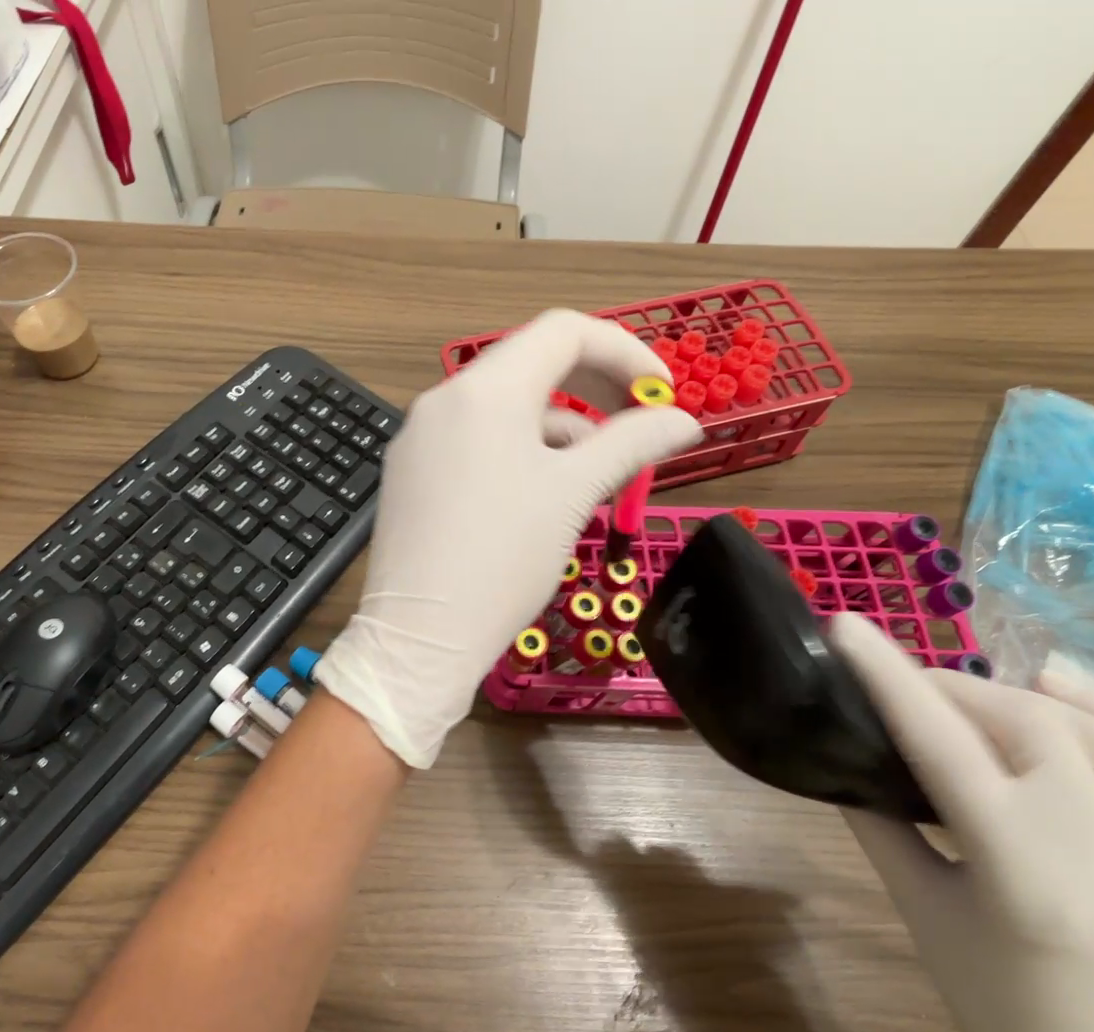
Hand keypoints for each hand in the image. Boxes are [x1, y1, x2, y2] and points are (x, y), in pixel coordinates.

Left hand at [315, 310, 700, 767]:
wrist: (418, 637)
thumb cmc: (503, 558)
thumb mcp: (575, 493)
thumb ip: (633, 442)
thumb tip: (683, 420)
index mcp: (484, 390)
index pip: (563, 331)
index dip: (624, 350)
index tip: (661, 393)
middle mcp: (444, 399)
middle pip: (532, 364)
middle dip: (594, 387)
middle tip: (637, 423)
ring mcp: (419, 436)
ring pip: (504, 409)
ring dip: (560, 428)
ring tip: (593, 479)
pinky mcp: (410, 473)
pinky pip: (475, 441)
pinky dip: (519, 452)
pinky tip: (541, 497)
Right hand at [828, 613, 1093, 1031]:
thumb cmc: (996, 1002)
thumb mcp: (920, 911)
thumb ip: (880, 827)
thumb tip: (844, 757)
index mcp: (1016, 865)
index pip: (939, 742)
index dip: (887, 676)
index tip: (846, 625)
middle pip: (1020, 722)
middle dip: (952, 689)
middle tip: (906, 689)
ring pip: (1093, 730)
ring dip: (1022, 698)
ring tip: (975, 698)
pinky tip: (1073, 692)